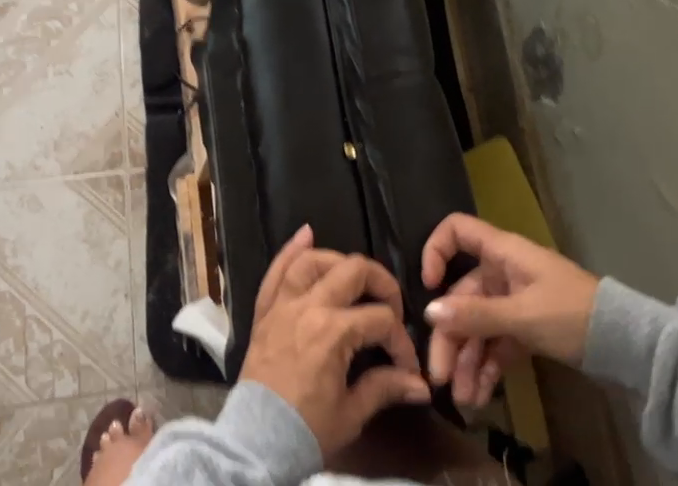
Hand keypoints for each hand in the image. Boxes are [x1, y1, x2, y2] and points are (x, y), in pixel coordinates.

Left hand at [239, 226, 432, 454]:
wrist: (256, 443)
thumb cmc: (307, 429)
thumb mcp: (352, 413)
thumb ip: (385, 388)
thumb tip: (421, 385)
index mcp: (334, 331)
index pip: (381, 320)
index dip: (401, 341)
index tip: (407, 366)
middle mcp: (308, 307)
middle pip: (353, 271)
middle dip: (381, 284)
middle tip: (392, 307)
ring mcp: (282, 305)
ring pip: (312, 262)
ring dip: (338, 261)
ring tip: (355, 275)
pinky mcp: (264, 312)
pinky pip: (275, 272)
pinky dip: (290, 251)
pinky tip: (306, 235)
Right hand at [420, 213, 597, 407]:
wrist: (626, 345)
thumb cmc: (572, 314)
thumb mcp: (522, 316)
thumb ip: (475, 315)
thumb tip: (429, 312)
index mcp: (502, 253)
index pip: (458, 231)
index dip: (436, 251)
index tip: (429, 287)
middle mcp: (503, 273)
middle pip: (461, 296)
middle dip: (449, 337)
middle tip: (440, 377)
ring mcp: (513, 302)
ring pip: (477, 326)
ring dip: (467, 360)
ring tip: (463, 399)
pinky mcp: (525, 329)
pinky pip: (495, 343)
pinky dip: (487, 367)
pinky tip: (480, 395)